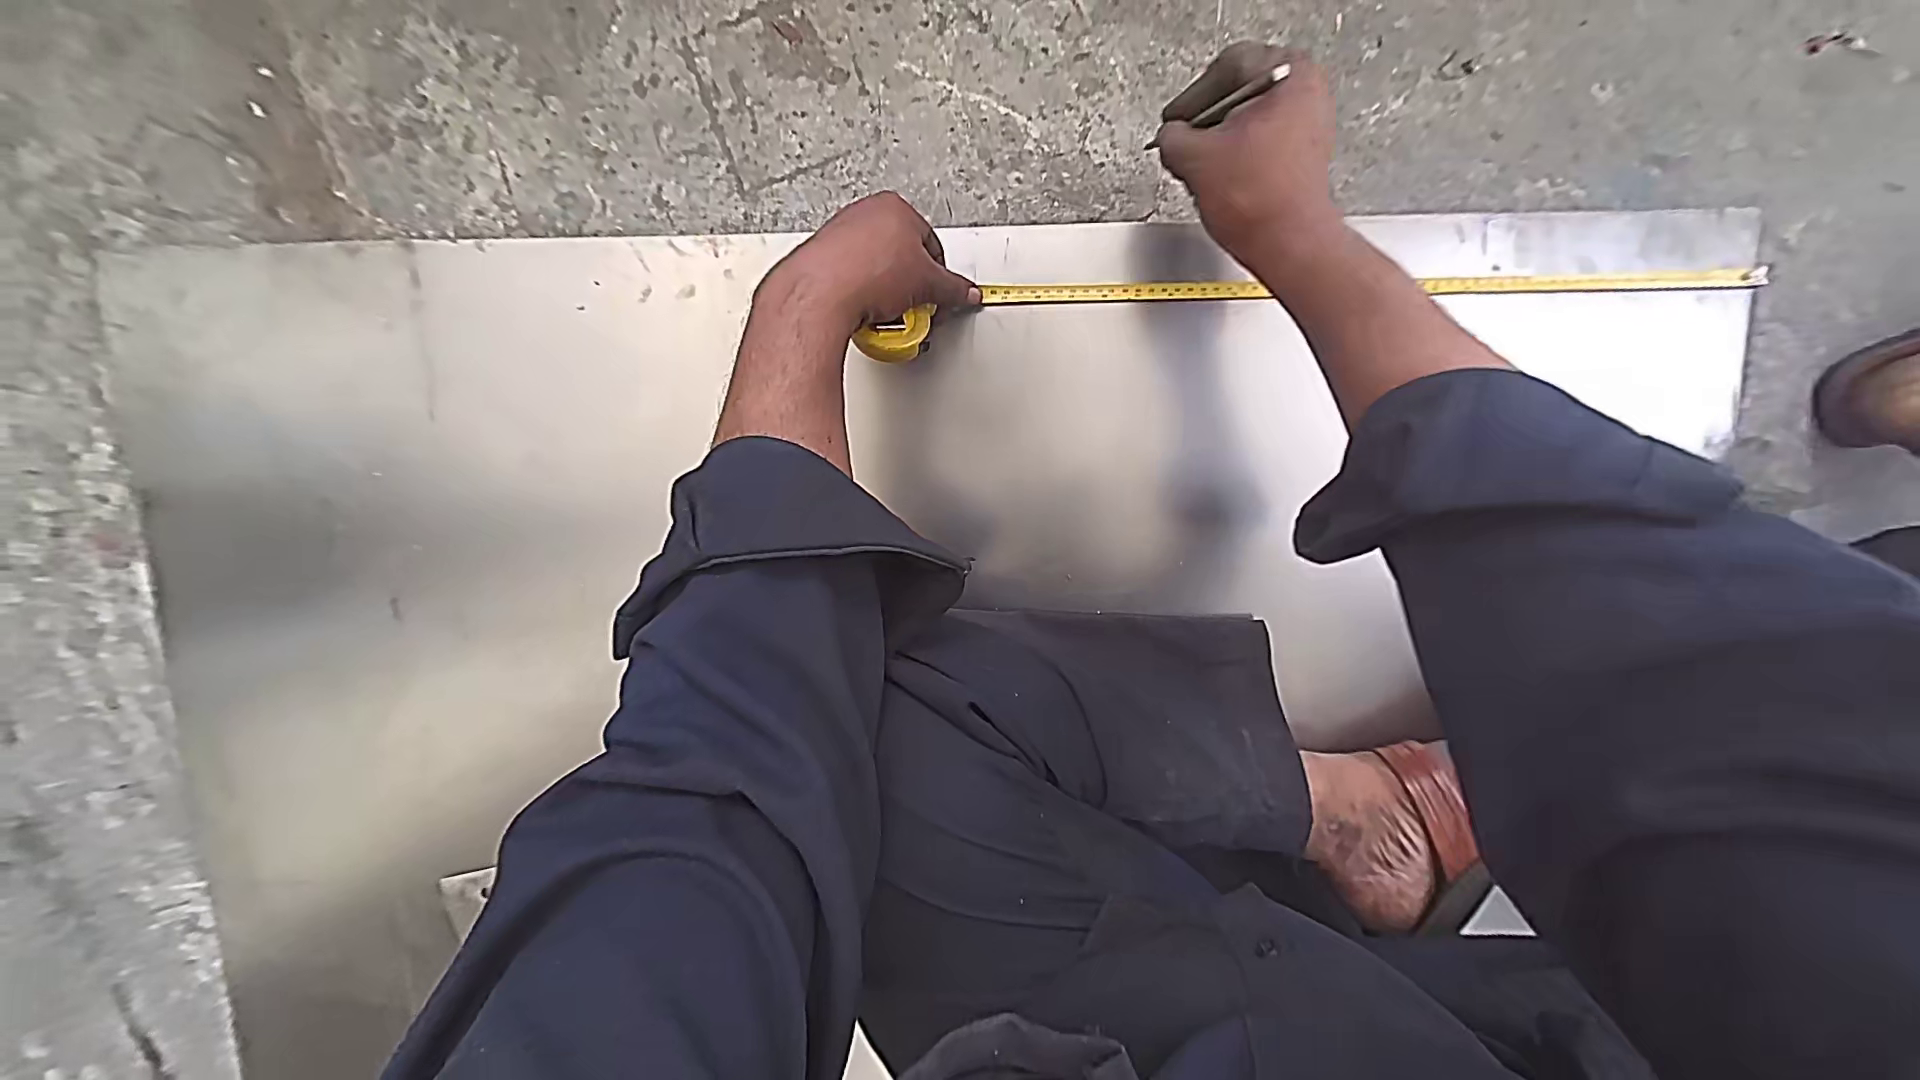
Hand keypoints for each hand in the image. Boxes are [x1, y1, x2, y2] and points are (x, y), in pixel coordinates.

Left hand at [754, 192, 979, 339]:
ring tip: (889, 312)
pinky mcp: (824, 258)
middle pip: (903, 255)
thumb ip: (953, 289)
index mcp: (895, 207)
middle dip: (912, 284)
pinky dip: (863, 295)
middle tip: (916, 308)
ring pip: (877, 268)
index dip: (939, 277)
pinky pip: (854, 278)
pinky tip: (866, 311)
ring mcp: (842, 234)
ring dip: (887, 292)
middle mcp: (866, 213)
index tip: (939, 297)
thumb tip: (964, 293)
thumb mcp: (929, 285)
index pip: (931, 245)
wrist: (823, 292)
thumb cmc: (868, 273)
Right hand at [1155, 45, 1340, 263]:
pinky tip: (1221, 184)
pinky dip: (1235, 162)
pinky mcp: (1301, 159)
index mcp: (1288, 75)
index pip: (1227, 67)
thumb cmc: (1260, 201)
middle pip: (1239, 95)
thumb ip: (1172, 138)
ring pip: (1247, 124)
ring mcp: (1308, 127)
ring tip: (1200, 169)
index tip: (1174, 120)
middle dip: (1205, 123)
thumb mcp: (1195, 160)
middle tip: (1184, 142)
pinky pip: (1259, 148)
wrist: (1286, 242)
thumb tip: (1168, 137)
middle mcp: (1307, 94)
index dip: (1191, 98)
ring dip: (1218, 145)